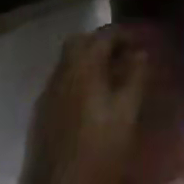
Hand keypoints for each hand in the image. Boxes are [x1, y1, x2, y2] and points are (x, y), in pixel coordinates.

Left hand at [22, 27, 152, 183]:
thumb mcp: (126, 113)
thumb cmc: (97, 150)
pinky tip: (91, 102)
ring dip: (89, 62)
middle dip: (103, 44)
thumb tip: (140, 53)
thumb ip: (135, 77)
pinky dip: (77, 81)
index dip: (125, 34)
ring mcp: (47, 93)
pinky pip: (61, 83)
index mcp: (82, 65)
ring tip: (112, 80)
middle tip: (125, 57)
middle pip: (80, 43)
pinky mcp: (40, 115)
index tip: (143, 42)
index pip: (104, 34)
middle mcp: (60, 72)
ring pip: (68, 63)